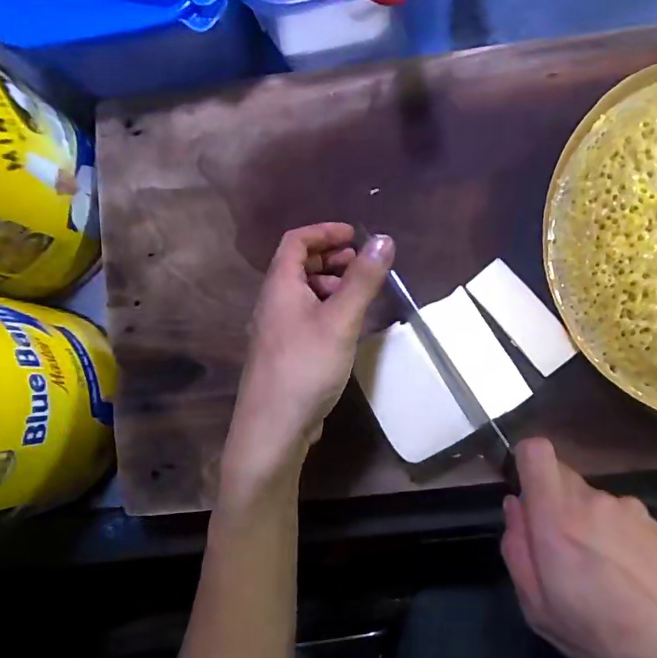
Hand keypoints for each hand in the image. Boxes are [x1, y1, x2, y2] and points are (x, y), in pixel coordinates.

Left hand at [224, 224, 392, 485]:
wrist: (273, 426)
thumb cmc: (305, 367)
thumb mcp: (340, 320)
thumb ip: (362, 280)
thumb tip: (383, 239)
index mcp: (279, 286)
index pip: (295, 241)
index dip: (325, 231)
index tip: (356, 236)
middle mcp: (272, 303)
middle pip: (297, 265)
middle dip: (331, 258)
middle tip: (363, 265)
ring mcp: (275, 329)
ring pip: (302, 293)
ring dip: (330, 285)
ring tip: (360, 295)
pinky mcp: (284, 353)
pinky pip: (304, 317)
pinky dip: (326, 309)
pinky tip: (347, 327)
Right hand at [501, 438, 656, 657]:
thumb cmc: (606, 637)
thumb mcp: (539, 609)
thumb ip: (517, 550)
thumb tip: (514, 507)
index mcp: (557, 517)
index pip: (536, 452)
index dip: (527, 466)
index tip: (526, 496)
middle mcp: (594, 502)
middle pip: (563, 481)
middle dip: (555, 506)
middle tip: (561, 555)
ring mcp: (632, 512)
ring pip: (594, 505)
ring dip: (590, 527)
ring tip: (602, 578)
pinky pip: (625, 523)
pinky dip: (621, 543)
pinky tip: (634, 584)